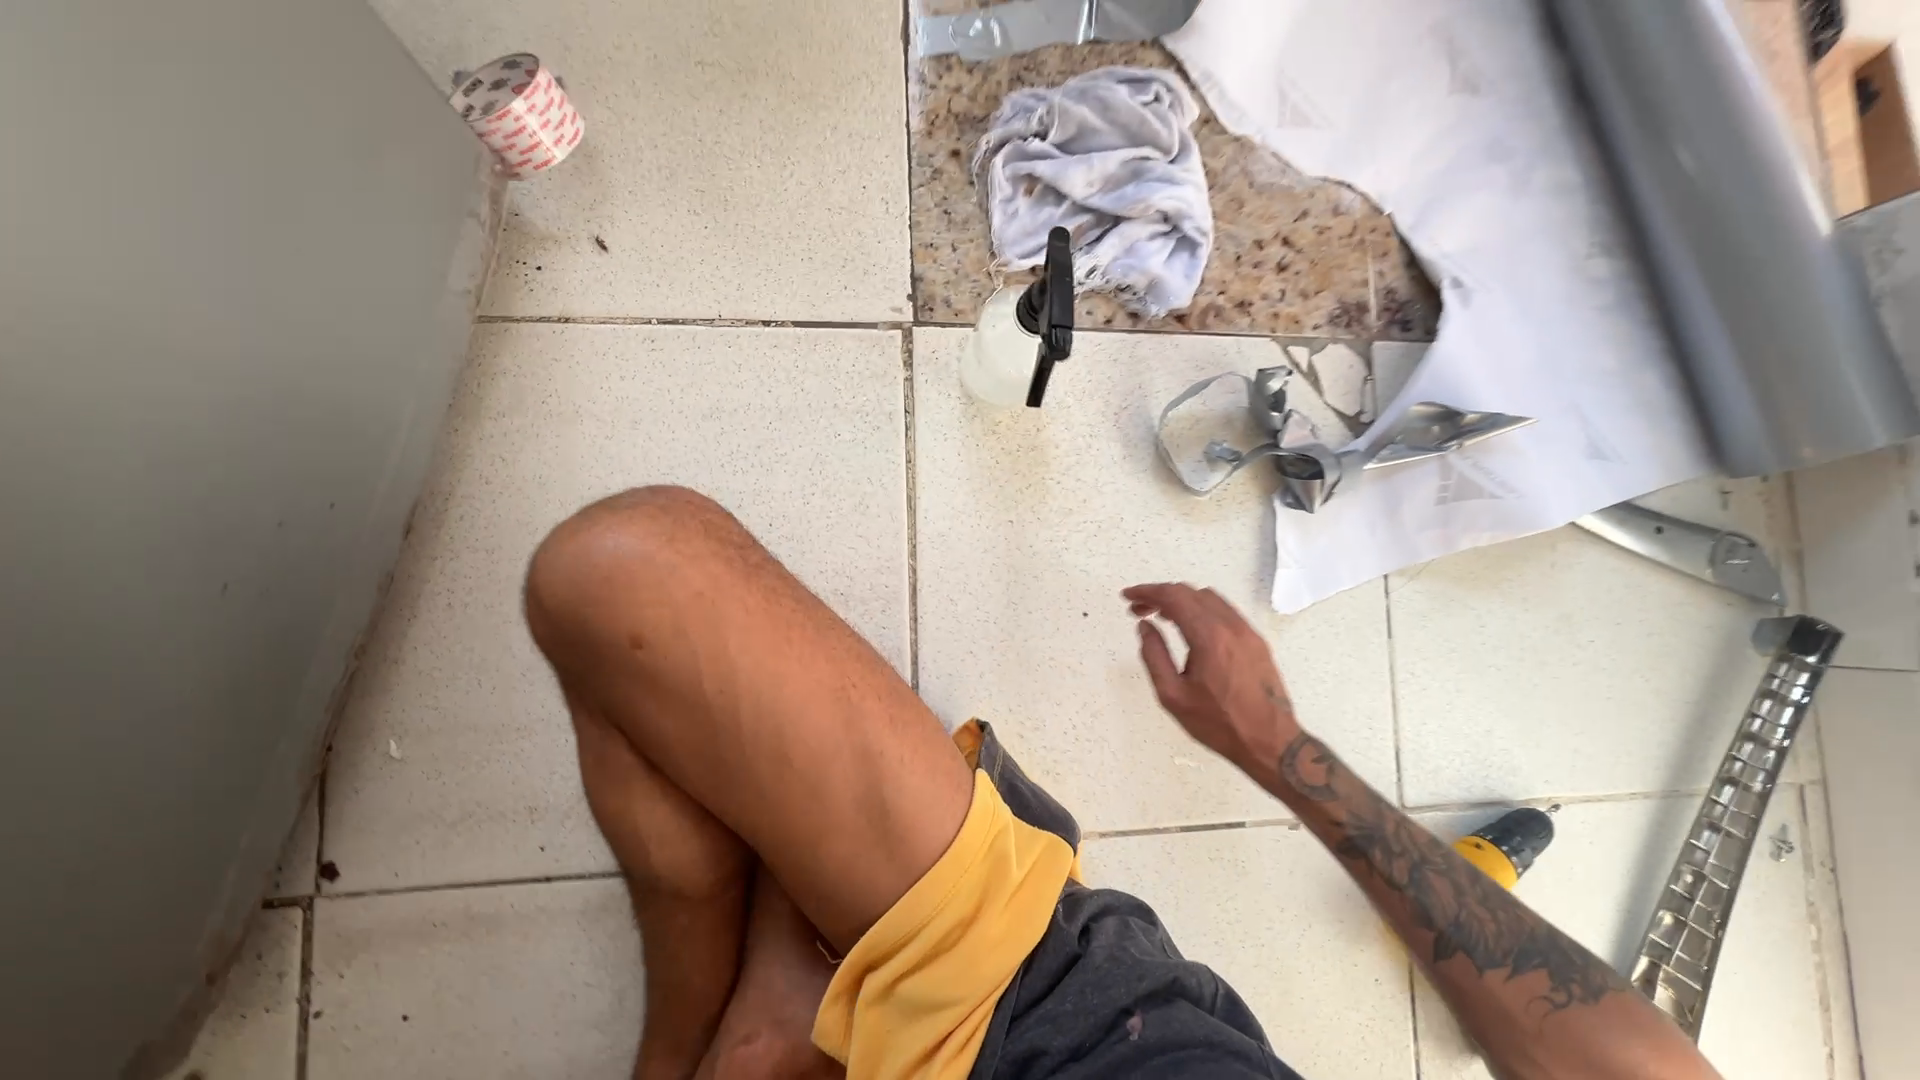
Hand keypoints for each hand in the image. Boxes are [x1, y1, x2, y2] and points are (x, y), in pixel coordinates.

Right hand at [1124, 583, 1301, 778]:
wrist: (1270, 742)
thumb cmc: (1218, 724)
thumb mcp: (1173, 695)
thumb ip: (1154, 655)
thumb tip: (1145, 626)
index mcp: (1209, 637)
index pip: (1173, 597)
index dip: (1147, 592)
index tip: (1128, 597)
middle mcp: (1231, 626)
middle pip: (1190, 592)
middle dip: (1160, 595)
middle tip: (1139, 610)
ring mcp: (1248, 632)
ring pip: (1210, 598)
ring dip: (1182, 600)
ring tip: (1161, 617)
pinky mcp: (1257, 641)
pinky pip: (1225, 611)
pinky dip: (1201, 609)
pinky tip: (1190, 628)